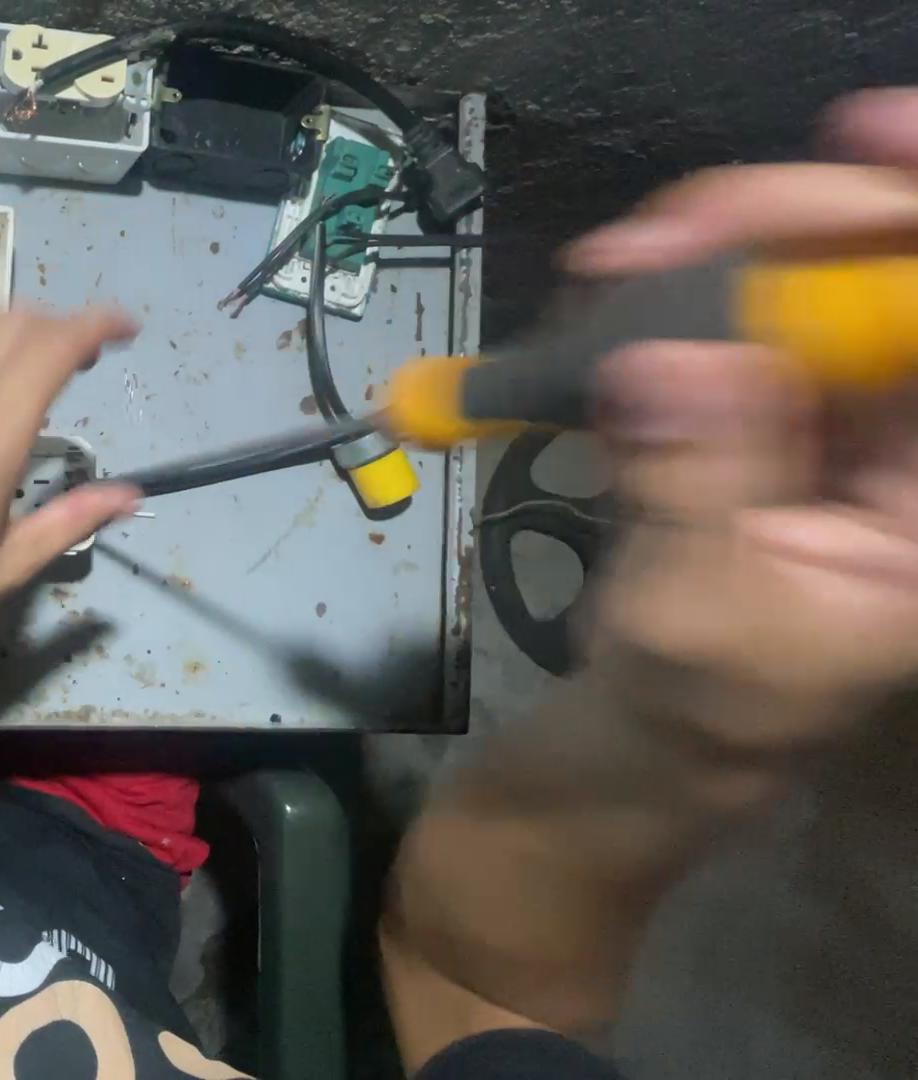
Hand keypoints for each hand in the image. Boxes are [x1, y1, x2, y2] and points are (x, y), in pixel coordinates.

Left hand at [0, 308, 140, 678]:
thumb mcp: (9, 565)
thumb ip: (73, 520)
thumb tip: (132, 494)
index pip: (50, 350)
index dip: (96, 326)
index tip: (126, 329)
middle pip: (15, 325)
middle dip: (64, 323)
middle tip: (89, 356)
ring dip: (15, 326)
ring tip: (36, 359)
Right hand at [563, 89, 917, 754]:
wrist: (661, 710)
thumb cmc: (707, 689)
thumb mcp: (701, 608)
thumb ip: (691, 492)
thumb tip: (659, 366)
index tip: (856, 138)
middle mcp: (910, 422)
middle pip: (884, 274)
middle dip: (782, 225)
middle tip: (653, 235)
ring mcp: (827, 410)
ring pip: (793, 286)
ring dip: (698, 258)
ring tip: (602, 269)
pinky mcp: (746, 412)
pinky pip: (712, 329)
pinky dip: (649, 306)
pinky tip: (598, 305)